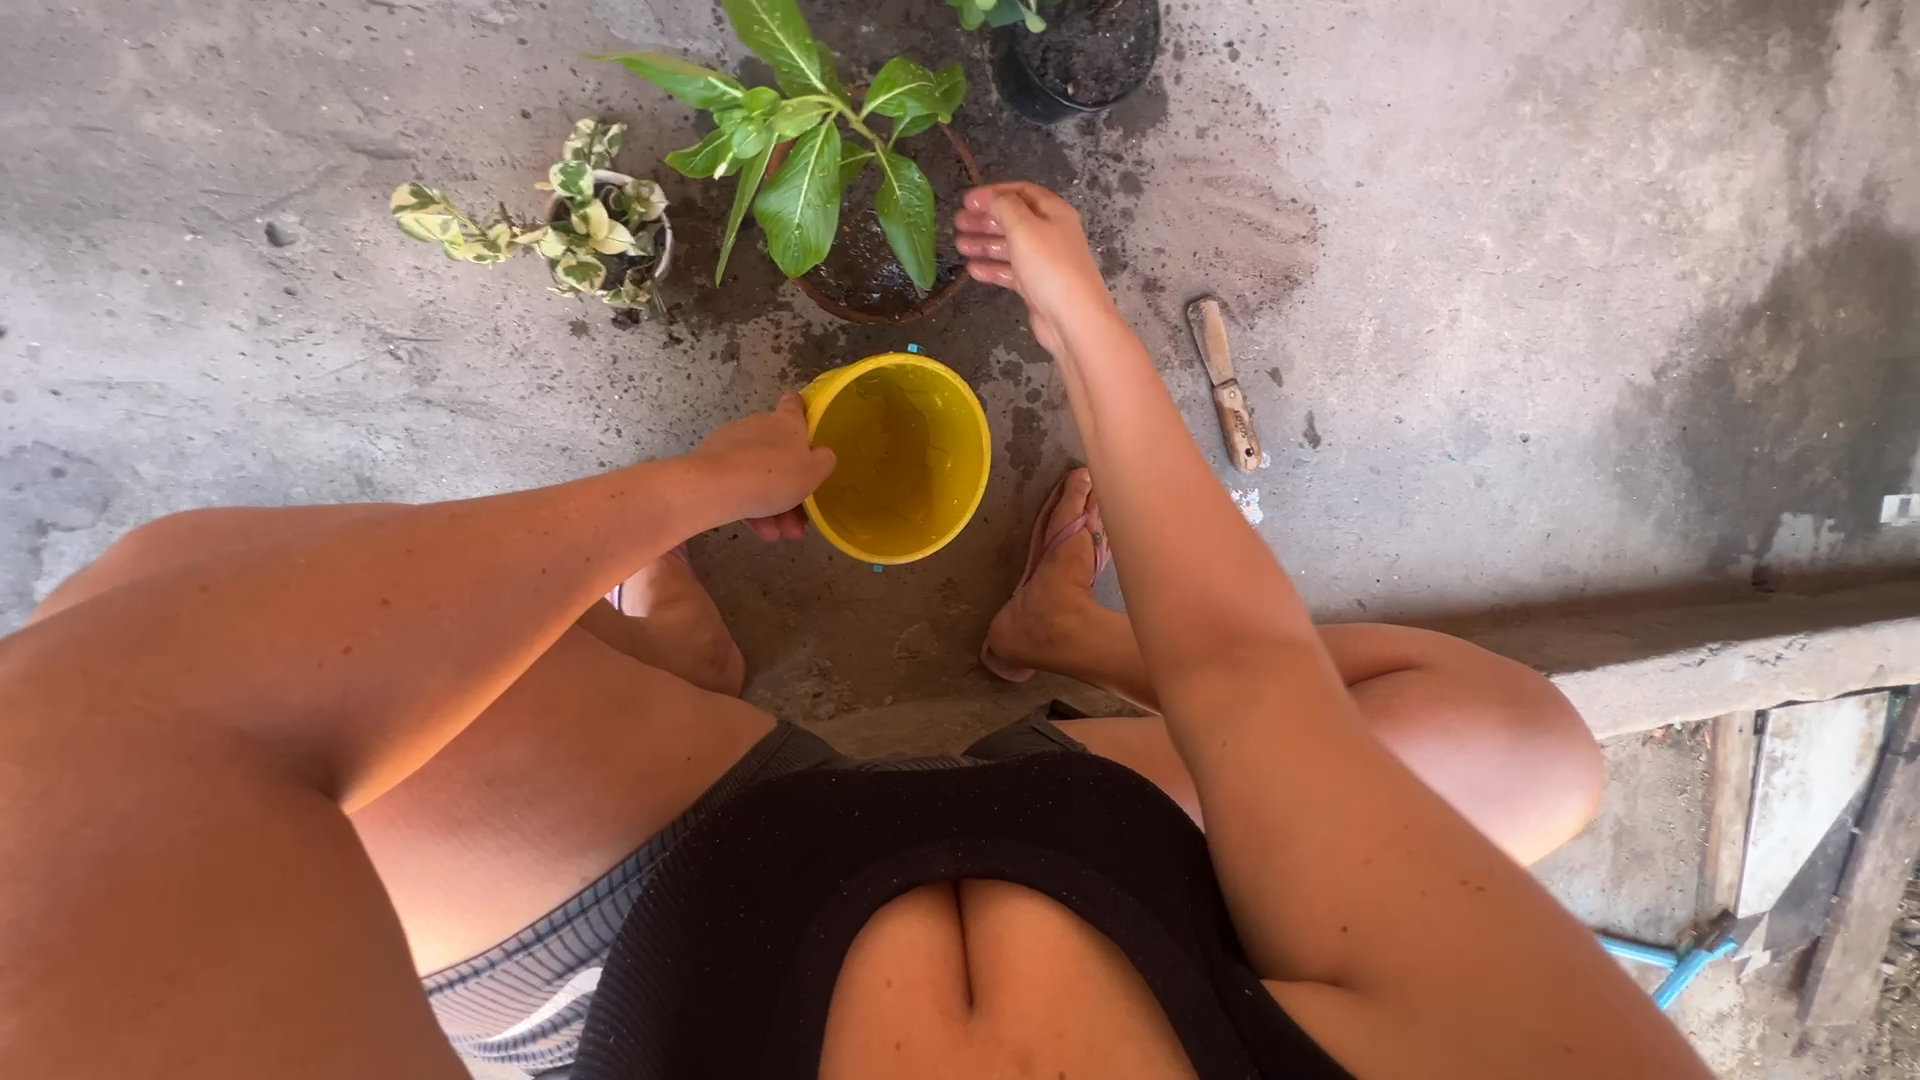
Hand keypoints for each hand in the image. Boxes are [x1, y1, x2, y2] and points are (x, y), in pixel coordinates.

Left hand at [684, 392, 835, 537]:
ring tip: (779, 534)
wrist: (715, 487)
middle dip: (790, 483)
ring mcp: (732, 444)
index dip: (801, 410)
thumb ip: (824, 461)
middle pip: (778, 451)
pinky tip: (760, 532)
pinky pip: (739, 485)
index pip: (794, 404)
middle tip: (799, 514)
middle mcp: (758, 426)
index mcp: (786, 422)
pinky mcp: (712, 463)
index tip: (805, 422)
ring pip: (759, 474)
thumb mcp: (813, 472)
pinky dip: (751, 507)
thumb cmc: (774, 476)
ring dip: (773, 505)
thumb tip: (821, 453)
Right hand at [954, 182, 1114, 356]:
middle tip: (958, 223)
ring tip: (960, 245)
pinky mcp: (1036, 287)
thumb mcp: (1024, 227)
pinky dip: (993, 269)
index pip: (1021, 193)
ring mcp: (1044, 262)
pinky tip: (973, 270)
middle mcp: (1050, 234)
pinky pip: (1011, 272)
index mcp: (1053, 213)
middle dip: (985, 220)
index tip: (968, 201)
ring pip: (1010, 247)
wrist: (1073, 318)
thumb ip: (1004, 207)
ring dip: (985, 244)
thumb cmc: (1050, 267)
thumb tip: (991, 200)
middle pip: (1013, 220)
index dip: (993, 194)